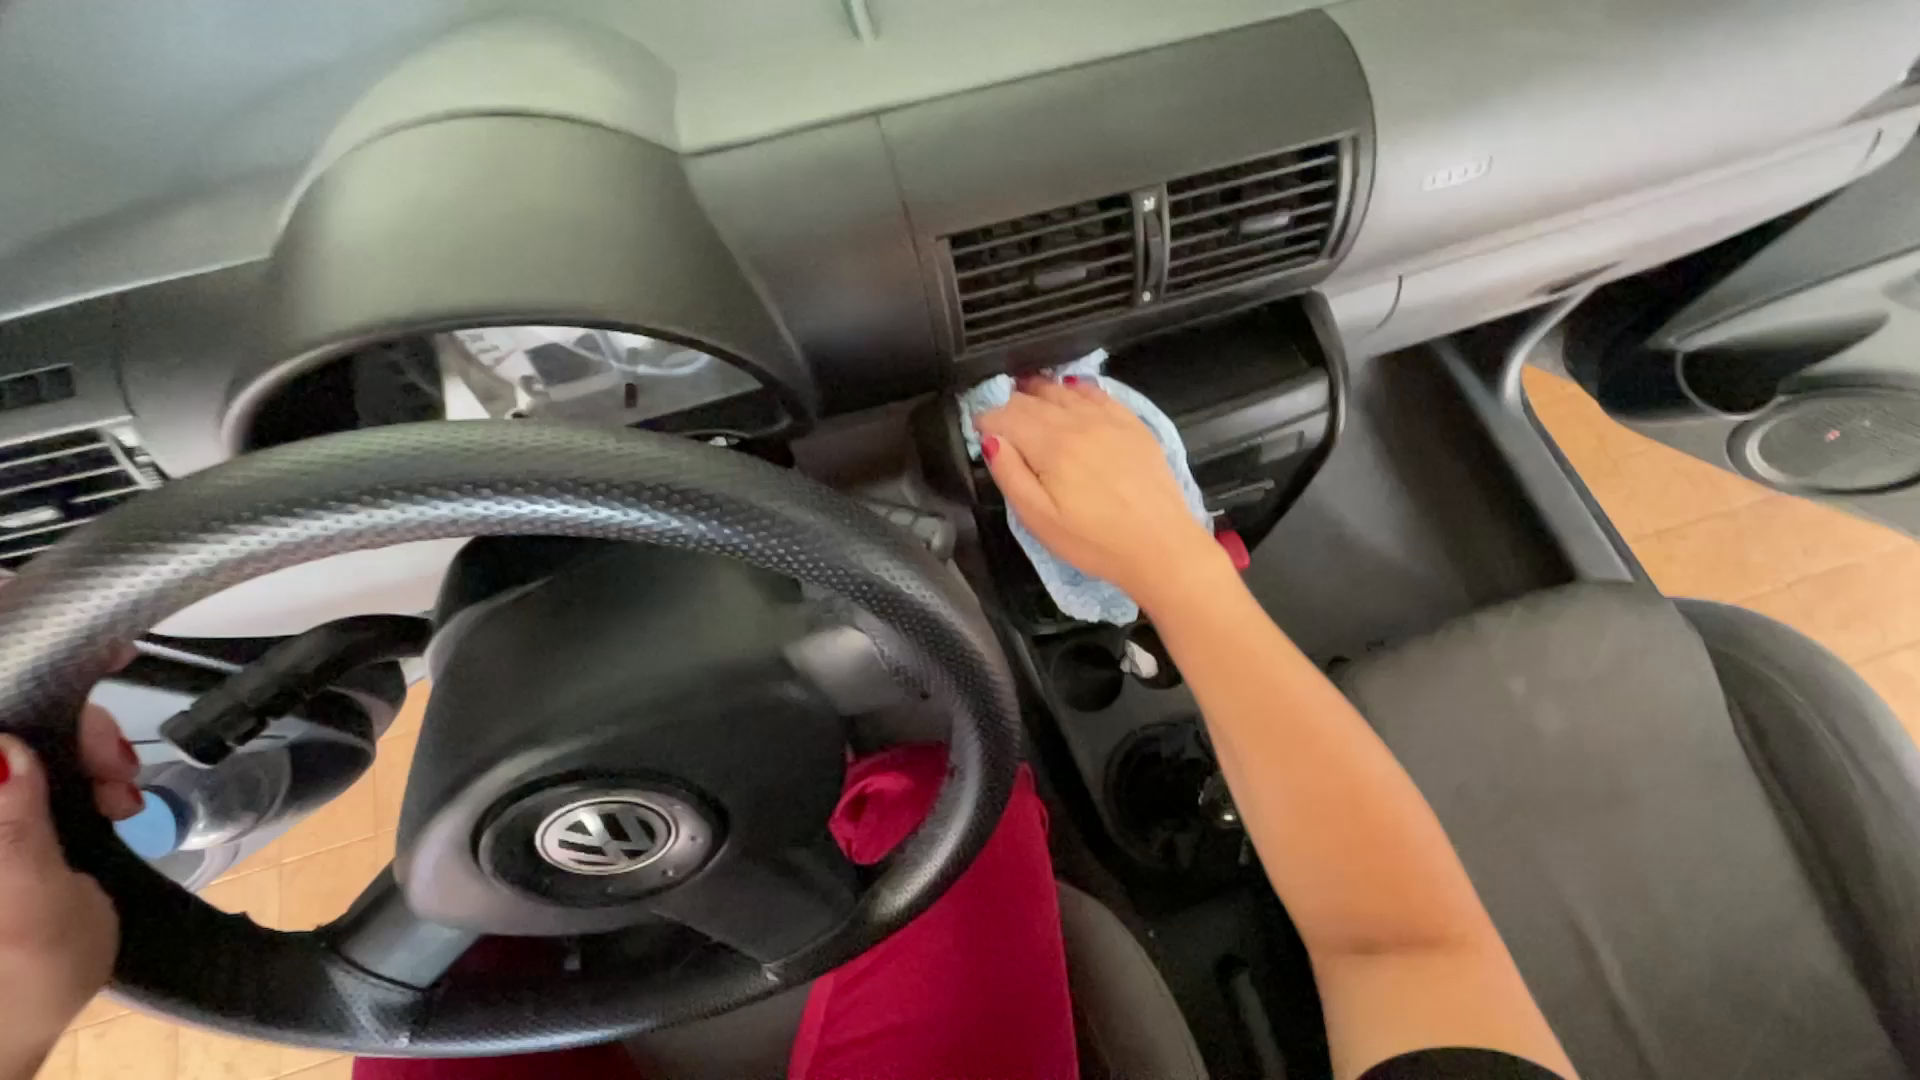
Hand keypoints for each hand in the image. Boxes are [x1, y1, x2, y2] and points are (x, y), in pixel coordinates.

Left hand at [0, 706, 142, 1076]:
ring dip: (82, 754)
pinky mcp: (4, 826)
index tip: (100, 669)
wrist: (6, 1035)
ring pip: (23, 749)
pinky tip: (107, 798)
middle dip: (69, 735)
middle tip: (120, 769)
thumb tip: (3, 750)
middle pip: (8, 739)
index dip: (30, 695)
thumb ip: (11, 829)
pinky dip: (77, 771)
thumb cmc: (20, 981)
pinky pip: (33, 771)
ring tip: (122, 791)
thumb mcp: (30, 907)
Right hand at [975, 375, 1231, 612]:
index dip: (987, 420)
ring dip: (1040, 391)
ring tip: (1025, 395)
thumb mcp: (1039, 519)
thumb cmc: (1094, 542)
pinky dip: (1077, 389)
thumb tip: (991, 440)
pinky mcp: (1133, 426)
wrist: (1161, 547)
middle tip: (999, 417)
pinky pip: (1098, 393)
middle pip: (1034, 399)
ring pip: (1064, 391)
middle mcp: (1079, 423)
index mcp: (1051, 446)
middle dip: (1010, 404)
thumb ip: (1010, 475)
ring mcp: (1110, 421)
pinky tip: (1070, 390)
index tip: (978, 429)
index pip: (1007, 416)